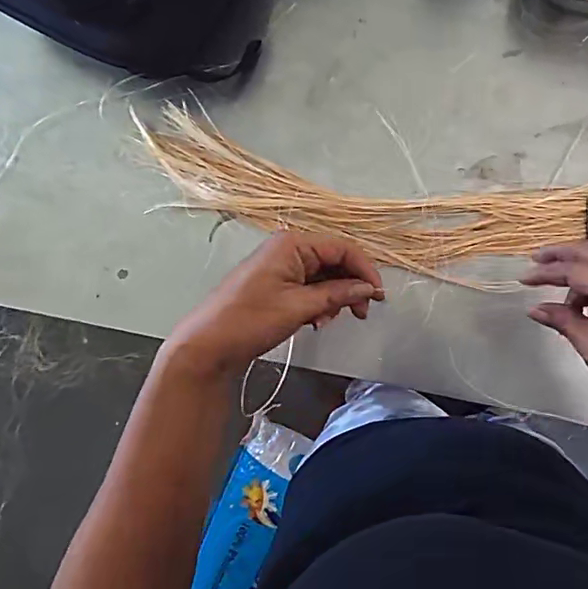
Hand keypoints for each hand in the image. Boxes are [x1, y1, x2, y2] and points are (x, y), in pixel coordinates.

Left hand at [162, 233, 384, 375]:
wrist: (208, 344)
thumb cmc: (250, 320)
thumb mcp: (299, 307)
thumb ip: (337, 294)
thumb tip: (368, 289)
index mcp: (292, 244)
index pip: (342, 247)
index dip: (364, 269)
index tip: (379, 296)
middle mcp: (287, 249)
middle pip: (333, 260)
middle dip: (349, 286)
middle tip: (360, 313)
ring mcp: (279, 267)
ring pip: (322, 276)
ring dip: (333, 298)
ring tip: (327, 321)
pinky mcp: (274, 285)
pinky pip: (307, 287)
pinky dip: (317, 303)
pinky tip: (315, 322)